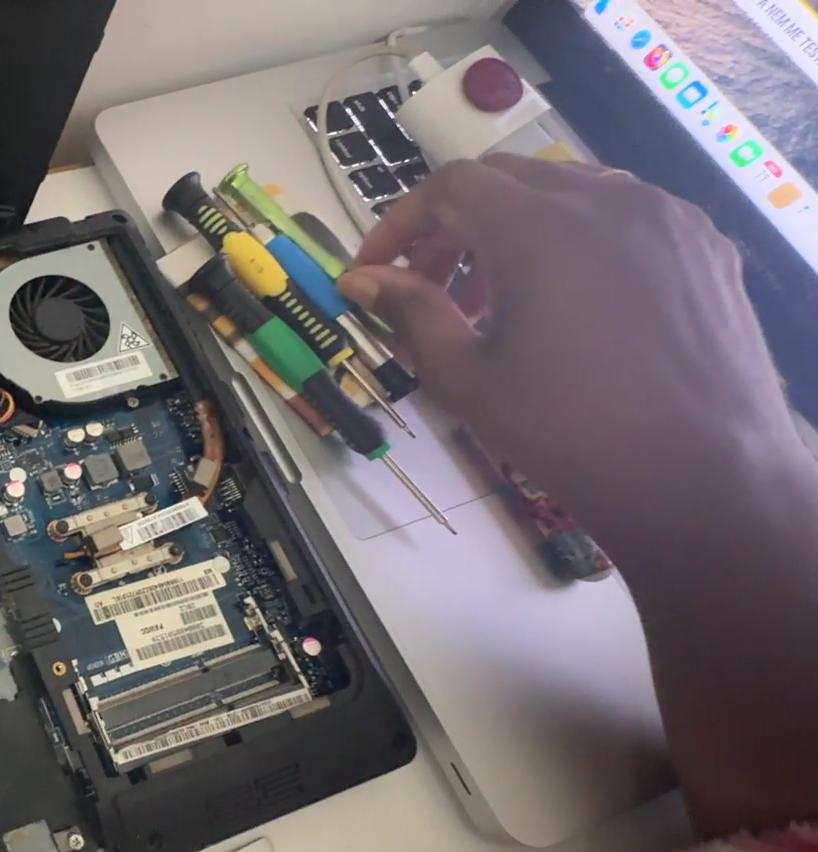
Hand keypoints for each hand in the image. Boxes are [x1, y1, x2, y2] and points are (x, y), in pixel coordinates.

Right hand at [337, 154, 805, 550]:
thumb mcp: (458, 373)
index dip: (396, 223)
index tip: (371, 272)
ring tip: (484, 302)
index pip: (449, 186)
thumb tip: (359, 280)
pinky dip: (560, 240)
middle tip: (421, 287)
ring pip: (560, 190)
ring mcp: (665, 216)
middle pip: (502, 178)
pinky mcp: (699, 243)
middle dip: (445, 225)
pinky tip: (551, 304)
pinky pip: (614, 213)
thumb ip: (408, 311)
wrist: (692, 467)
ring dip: (500, 231)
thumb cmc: (556, 425)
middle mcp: (610, 202)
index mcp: (542, 231)